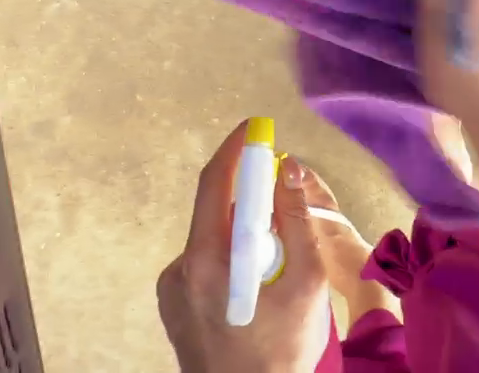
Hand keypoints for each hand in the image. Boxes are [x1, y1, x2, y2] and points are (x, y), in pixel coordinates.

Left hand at [157, 122, 331, 372]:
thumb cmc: (282, 350)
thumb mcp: (306, 282)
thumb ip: (297, 220)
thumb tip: (287, 168)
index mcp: (205, 260)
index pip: (215, 182)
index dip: (237, 148)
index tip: (258, 128)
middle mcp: (179, 268)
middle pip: (215, 208)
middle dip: (249, 193)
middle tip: (282, 197)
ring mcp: (171, 289)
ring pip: (212, 236)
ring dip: (243, 231)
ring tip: (276, 262)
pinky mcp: (172, 305)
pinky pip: (205, 261)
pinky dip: (231, 255)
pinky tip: (255, 284)